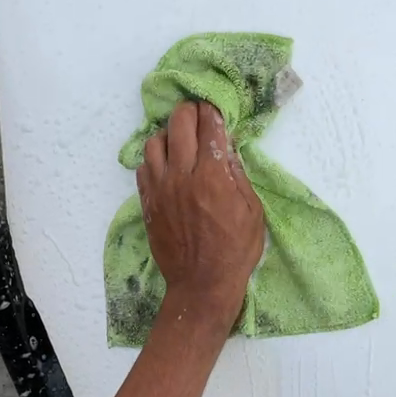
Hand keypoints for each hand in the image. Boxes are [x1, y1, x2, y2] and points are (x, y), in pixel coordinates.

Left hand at [139, 100, 265, 328]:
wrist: (202, 285)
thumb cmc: (235, 251)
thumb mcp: (253, 212)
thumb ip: (238, 176)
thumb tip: (226, 149)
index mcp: (212, 176)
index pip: (209, 126)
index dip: (213, 112)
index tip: (216, 111)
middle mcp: (182, 175)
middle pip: (178, 123)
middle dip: (189, 113)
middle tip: (197, 117)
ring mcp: (160, 188)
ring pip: (154, 142)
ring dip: (168, 135)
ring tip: (179, 143)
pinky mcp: (147, 203)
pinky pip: (142, 167)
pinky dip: (154, 160)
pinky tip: (166, 167)